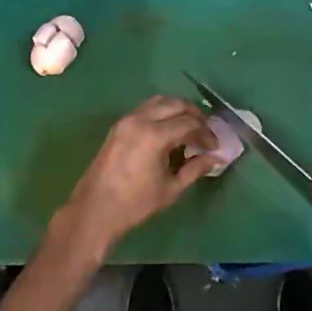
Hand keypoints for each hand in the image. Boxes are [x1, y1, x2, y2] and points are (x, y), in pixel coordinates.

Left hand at [52, 96, 216, 260]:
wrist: (96, 209)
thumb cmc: (136, 203)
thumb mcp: (171, 188)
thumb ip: (195, 168)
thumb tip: (215, 157)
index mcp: (155, 135)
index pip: (189, 123)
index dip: (206, 133)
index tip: (215, 146)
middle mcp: (140, 119)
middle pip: (175, 104)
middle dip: (194, 115)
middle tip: (206, 131)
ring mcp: (127, 120)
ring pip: (159, 101)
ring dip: (177, 109)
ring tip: (190, 127)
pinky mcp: (119, 125)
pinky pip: (145, 108)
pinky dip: (161, 112)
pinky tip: (169, 129)